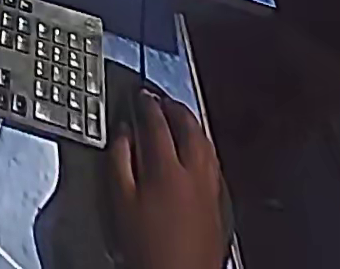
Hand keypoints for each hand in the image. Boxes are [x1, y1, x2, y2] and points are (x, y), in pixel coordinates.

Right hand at [107, 90, 227, 268]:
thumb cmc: (144, 243)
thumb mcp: (119, 197)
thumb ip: (119, 157)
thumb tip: (123, 132)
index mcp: (166, 168)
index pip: (157, 123)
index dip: (146, 104)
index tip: (139, 95)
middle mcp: (194, 174)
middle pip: (189, 128)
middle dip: (174, 109)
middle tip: (160, 100)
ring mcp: (211, 189)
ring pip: (206, 144)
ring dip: (192, 125)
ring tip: (178, 117)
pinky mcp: (220, 205)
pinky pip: (213, 162)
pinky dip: (202, 145)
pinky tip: (193, 148)